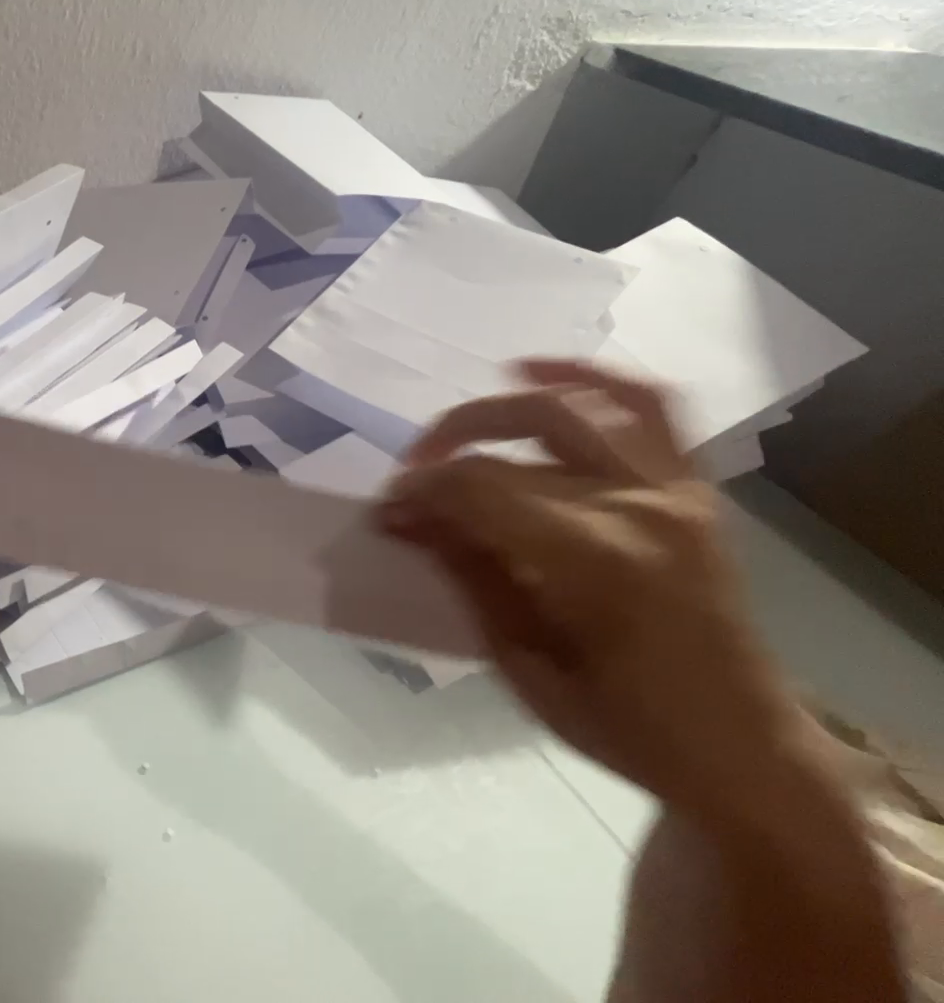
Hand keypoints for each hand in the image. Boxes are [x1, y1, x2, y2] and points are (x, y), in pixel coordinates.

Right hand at [379, 360, 808, 822]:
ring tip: (467, 420)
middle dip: (451, 439)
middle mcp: (642, 506)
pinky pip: (652, 412)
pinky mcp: (695, 494)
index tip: (385, 511)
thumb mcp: (518, 656)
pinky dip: (596, 383)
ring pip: (589, 404)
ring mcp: (678, 493)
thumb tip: (406, 517)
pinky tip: (546, 377)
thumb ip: (466, 570)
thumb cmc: (616, 721)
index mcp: (594, 558)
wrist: (740, 749)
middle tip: (410, 473)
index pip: (482, 486)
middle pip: (528, 429)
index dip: (421, 491)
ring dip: (516, 398)